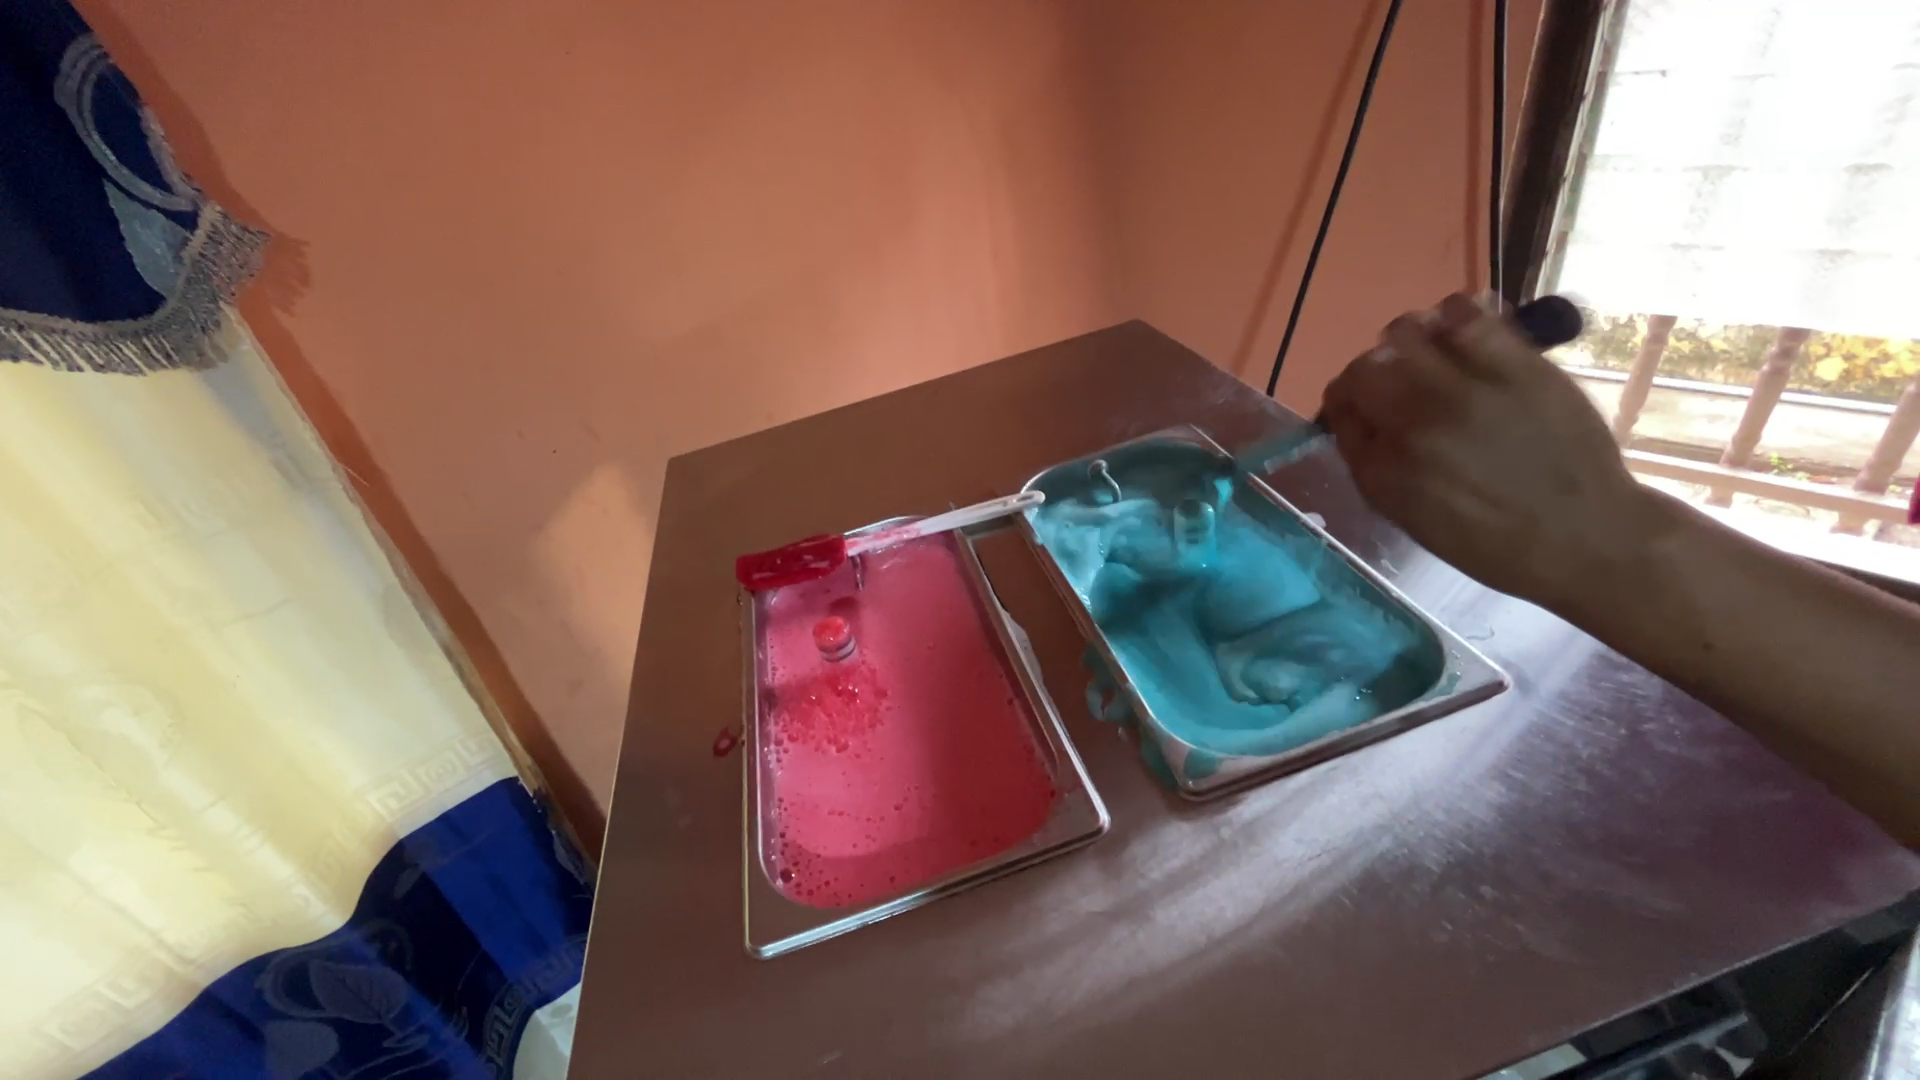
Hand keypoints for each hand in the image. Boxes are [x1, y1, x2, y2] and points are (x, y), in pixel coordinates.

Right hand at [1320, 294, 1669, 609]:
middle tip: (1394, 382)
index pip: (1340, 405)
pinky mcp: (1518, 367)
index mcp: (1383, 468)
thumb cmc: (1488, 540)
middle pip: (1365, 367)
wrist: (1584, 538)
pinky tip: (1459, 332)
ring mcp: (1467, 391)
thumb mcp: (1407, 516)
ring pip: (1405, 332)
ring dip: (1406, 340)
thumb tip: (1355, 417)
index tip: (1361, 406)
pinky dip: (1453, 315)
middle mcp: (1415, 425)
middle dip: (1370, 372)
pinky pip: (1468, 315)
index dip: (1346, 400)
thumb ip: (1372, 463)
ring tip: (1426, 355)